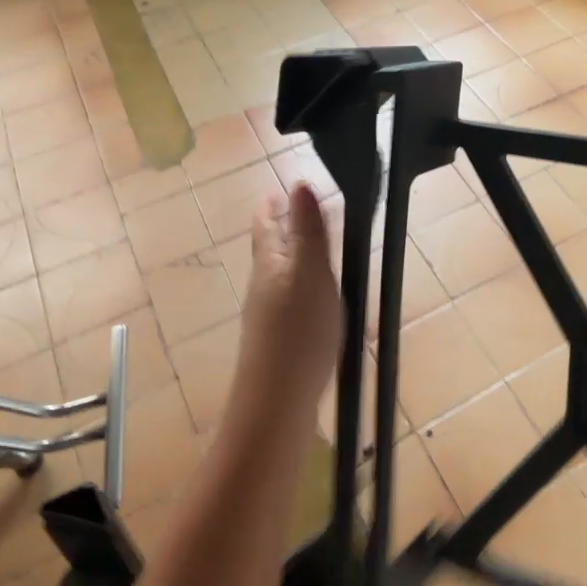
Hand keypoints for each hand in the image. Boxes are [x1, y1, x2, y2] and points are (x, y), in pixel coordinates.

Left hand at [233, 183, 343, 416]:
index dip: (271, 206)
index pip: (266, 225)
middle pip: (271, 250)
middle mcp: (265, 286)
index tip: (275, 190)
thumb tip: (298, 183)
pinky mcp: (281, 343)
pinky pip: (293, 302)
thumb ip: (307, 230)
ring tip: (317, 250)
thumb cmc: (296, 332)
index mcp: (270, 264)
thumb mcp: (309, 272)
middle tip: (298, 212)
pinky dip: (305, 288)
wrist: (276, 404)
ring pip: (281, 276)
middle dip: (282, 229)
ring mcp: (270, 317)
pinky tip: (321, 301)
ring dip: (295, 257)